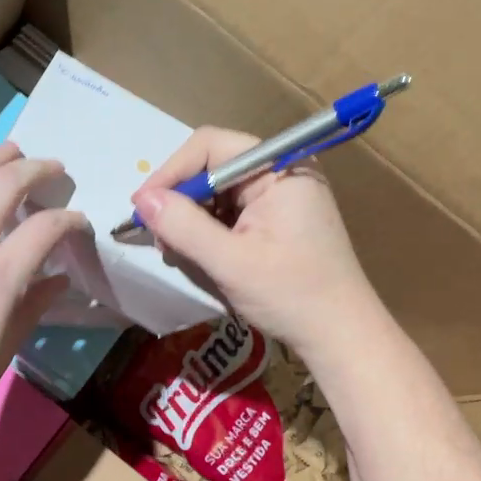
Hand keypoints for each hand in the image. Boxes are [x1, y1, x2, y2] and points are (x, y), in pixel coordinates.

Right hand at [132, 126, 383, 359]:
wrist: (339, 334)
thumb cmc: (290, 294)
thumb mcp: (230, 262)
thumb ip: (184, 226)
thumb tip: (141, 200)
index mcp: (279, 169)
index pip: (210, 146)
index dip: (171, 172)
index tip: (143, 209)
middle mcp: (280, 172)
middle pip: (211, 167)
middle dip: (180, 201)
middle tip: (160, 240)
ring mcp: (279, 197)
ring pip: (215, 193)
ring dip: (190, 221)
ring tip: (179, 254)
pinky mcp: (275, 220)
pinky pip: (228, 213)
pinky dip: (206, 233)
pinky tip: (201, 258)